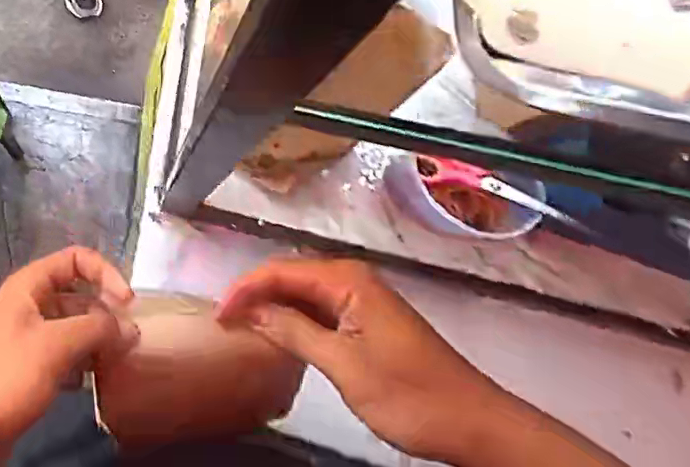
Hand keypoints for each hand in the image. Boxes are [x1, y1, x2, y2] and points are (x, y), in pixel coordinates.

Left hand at [0, 248, 136, 465]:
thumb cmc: (6, 378)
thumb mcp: (56, 346)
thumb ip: (98, 329)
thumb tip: (131, 326)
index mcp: (30, 285)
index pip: (77, 259)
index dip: (105, 273)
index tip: (126, 302)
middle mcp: (29, 304)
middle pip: (78, 293)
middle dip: (105, 311)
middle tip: (128, 338)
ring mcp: (28, 337)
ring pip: (73, 326)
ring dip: (97, 339)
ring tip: (118, 359)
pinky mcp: (27, 369)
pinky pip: (65, 354)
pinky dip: (83, 361)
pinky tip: (96, 379)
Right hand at [216, 259, 511, 463]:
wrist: (471, 419)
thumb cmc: (408, 394)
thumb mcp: (344, 366)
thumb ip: (295, 332)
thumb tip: (253, 311)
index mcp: (346, 279)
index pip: (282, 270)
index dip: (247, 288)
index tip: (218, 314)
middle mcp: (352, 278)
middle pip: (292, 275)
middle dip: (257, 293)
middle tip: (225, 321)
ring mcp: (362, 296)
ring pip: (306, 291)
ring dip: (275, 305)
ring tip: (244, 326)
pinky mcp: (368, 317)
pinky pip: (322, 307)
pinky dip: (297, 318)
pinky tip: (282, 334)